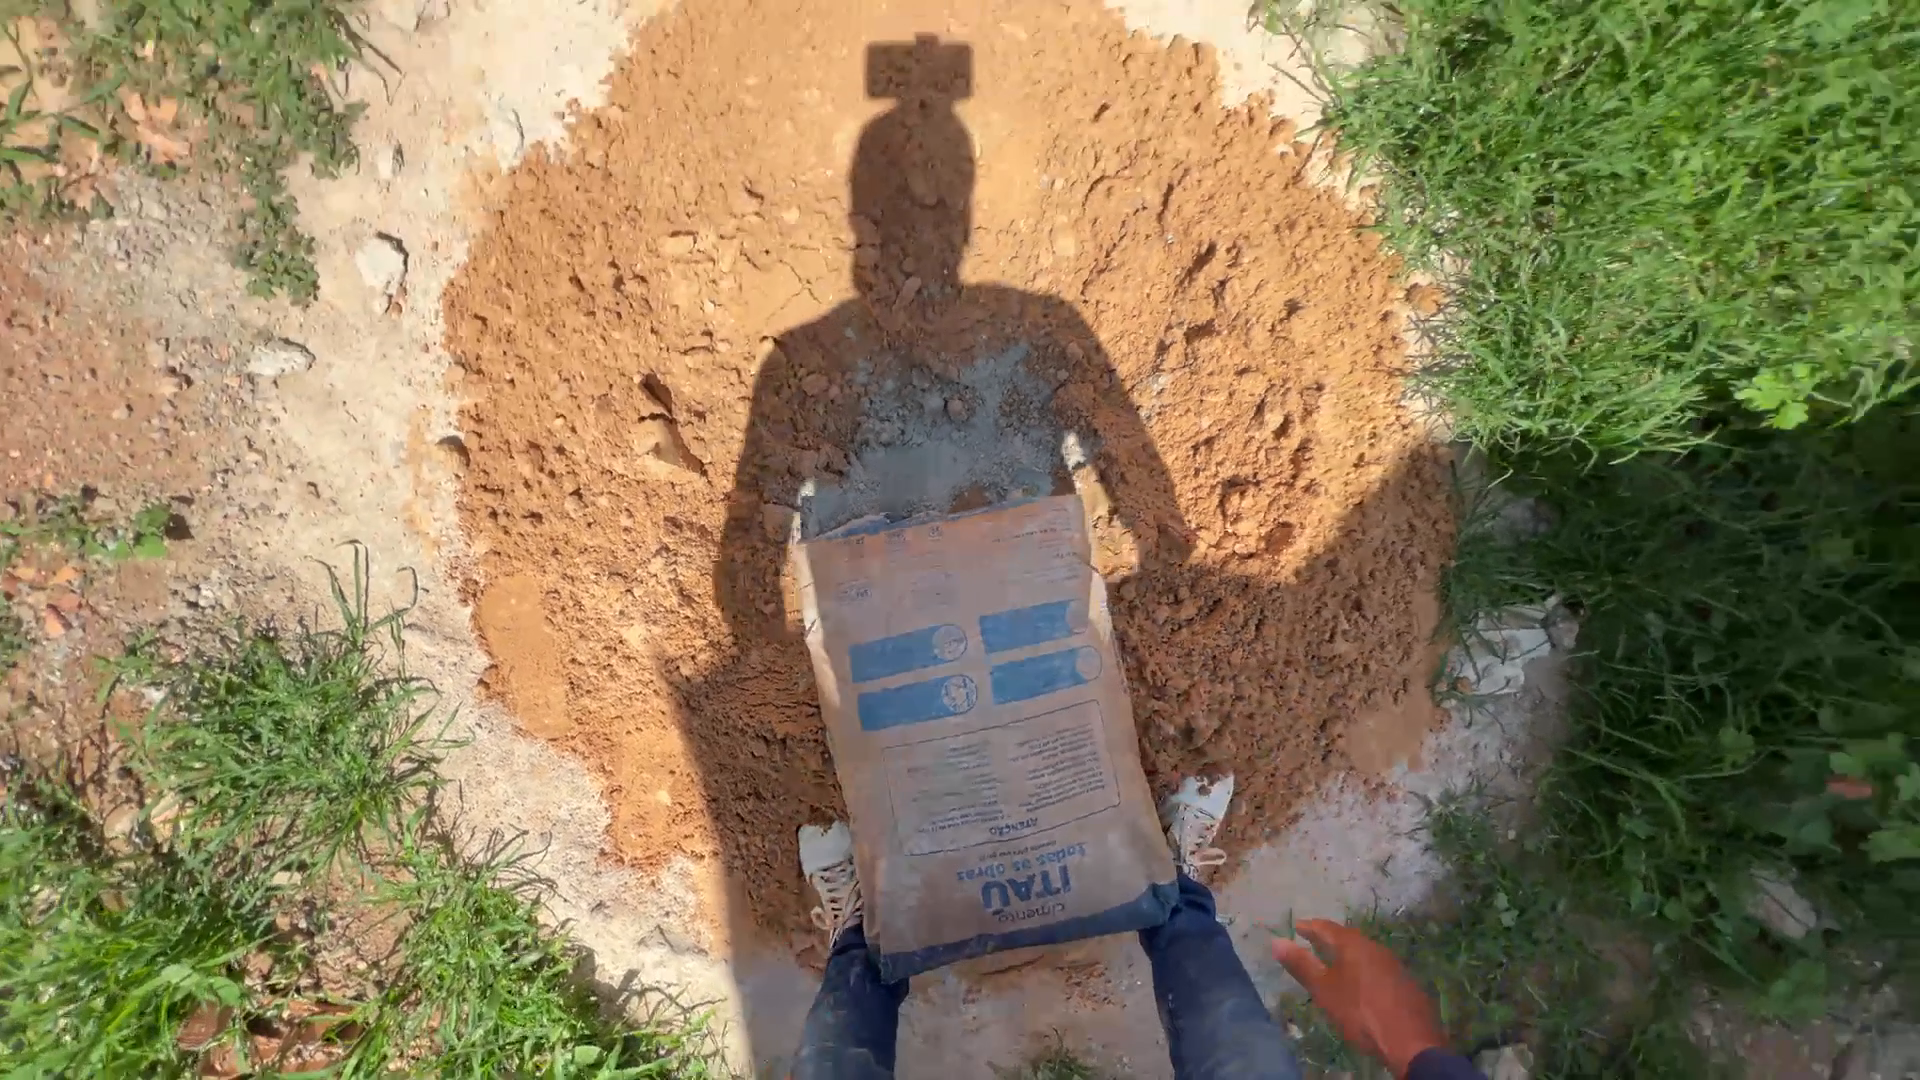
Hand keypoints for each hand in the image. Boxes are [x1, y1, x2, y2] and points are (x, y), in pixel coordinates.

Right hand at [1272, 918, 1445, 1078]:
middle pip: (1347, 938)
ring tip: (1337, 964)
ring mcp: (1395, 966)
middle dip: (1329, 940)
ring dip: (1349, 956)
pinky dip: (1365, 971)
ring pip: (1365, 954)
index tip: (1296, 928)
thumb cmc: (1360, 1012)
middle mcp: (1374, 947)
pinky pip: (1379, 970)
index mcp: (1352, 944)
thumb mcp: (1324, 990)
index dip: (1309, 927)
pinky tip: (1363, 986)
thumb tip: (1276, 941)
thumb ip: (1301, 964)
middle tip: (1314, 943)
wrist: (1413, 1045)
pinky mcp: (1408, 986)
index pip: (1325, 927)